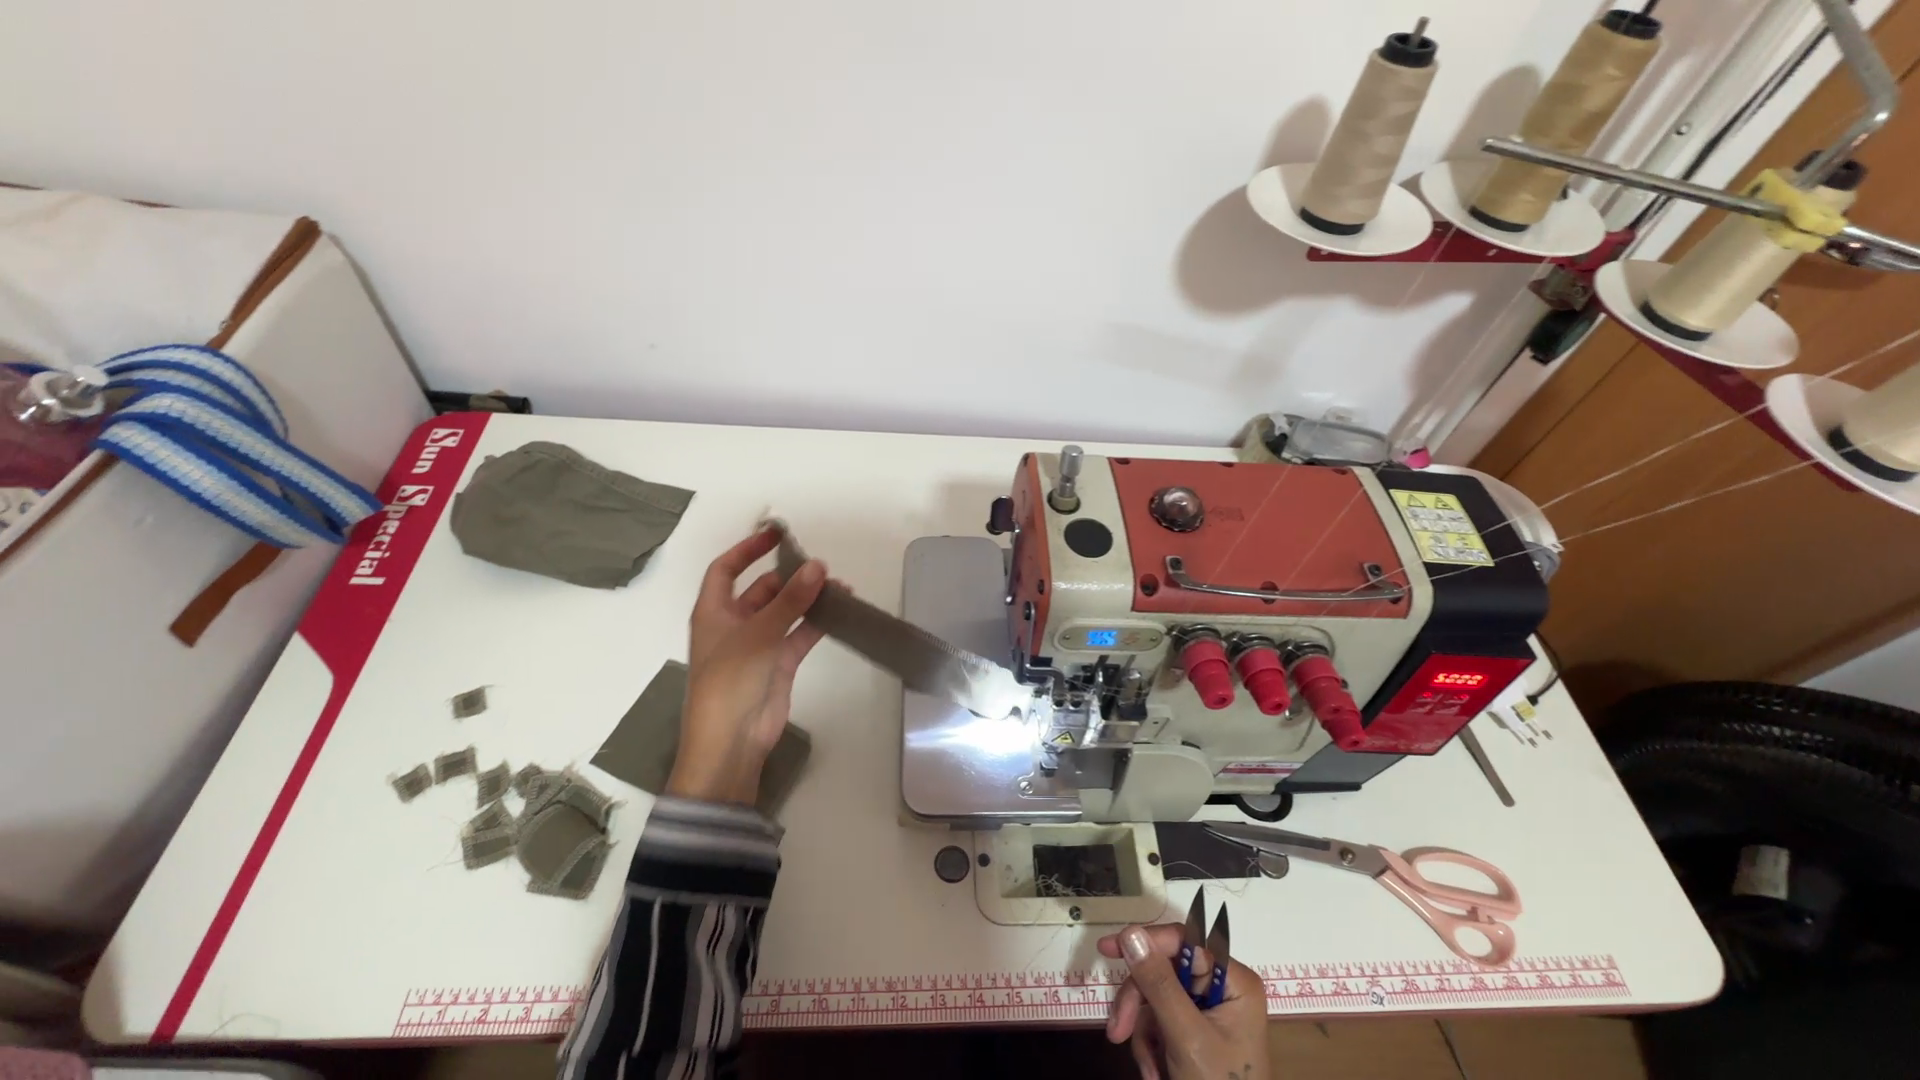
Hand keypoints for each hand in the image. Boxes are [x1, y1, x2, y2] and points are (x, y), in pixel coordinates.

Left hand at [666, 527, 827, 804]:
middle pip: (762, 589)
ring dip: (807, 598)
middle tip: (820, 565)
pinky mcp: (779, 664)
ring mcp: (758, 644)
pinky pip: (800, 634)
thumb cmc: (729, 681)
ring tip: (838, 586)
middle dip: (788, 576)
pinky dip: (817, 622)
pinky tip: (840, 611)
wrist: (731, 740)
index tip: (776, 535)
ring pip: (785, 611)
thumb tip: (818, 566)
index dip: (747, 550)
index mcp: (713, 612)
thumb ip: (790, 600)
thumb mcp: (757, 635)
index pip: (726, 570)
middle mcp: (734, 624)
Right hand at [1099, 924, 1270, 1079]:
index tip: (1107, 948)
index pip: (1183, 942)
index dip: (1146, 941)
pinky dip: (1150, 1046)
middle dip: (1138, 1004)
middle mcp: (1222, 989)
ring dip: (1143, 1033)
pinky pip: (1159, 1022)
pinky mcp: (1195, 1032)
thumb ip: (1158, 983)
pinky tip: (1154, 1072)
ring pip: (1156, 999)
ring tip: (1147, 1070)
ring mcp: (1208, 1011)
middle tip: (1117, 1031)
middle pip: (1164, 971)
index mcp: (1233, 981)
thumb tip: (1131, 933)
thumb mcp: (1186, 1037)